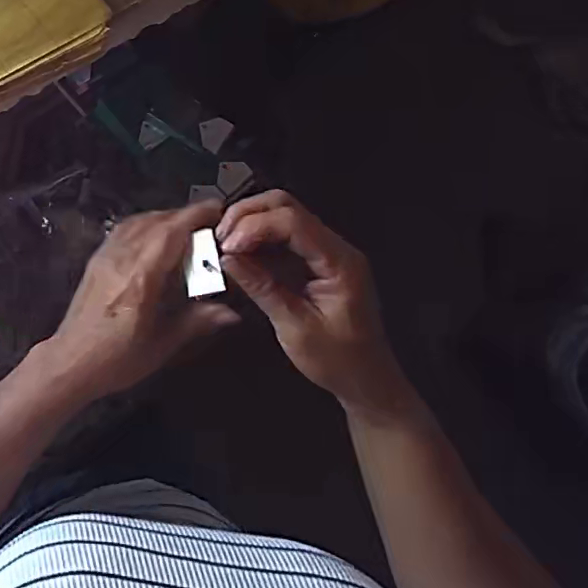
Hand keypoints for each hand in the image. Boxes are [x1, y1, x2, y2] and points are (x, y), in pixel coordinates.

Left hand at [37, 204, 240, 404]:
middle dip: (182, 216)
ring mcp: (104, 257)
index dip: (193, 216)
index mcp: (139, 277)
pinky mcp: (95, 261)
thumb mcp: (162, 344)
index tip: (215, 209)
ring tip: (186, 227)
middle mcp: (120, 259)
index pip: (169, 233)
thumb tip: (230, 312)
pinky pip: (121, 232)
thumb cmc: (117, 358)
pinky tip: (155, 237)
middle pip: (153, 222)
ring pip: (135, 223)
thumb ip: (196, 322)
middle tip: (209, 221)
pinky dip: (143, 225)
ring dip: (162, 218)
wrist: (72, 360)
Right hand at [218, 191, 417, 422]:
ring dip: (246, 223)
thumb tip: (226, 258)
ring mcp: (322, 251)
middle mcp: (334, 247)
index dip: (253, 226)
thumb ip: (262, 288)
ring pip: (278, 213)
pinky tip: (236, 253)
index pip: (293, 221)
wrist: (367, 382)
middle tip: (220, 238)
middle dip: (246, 215)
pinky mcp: (309, 258)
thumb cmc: (338, 361)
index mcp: (340, 262)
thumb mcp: (296, 328)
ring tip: (223, 245)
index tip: (227, 247)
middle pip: (285, 206)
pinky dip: (252, 236)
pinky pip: (277, 233)